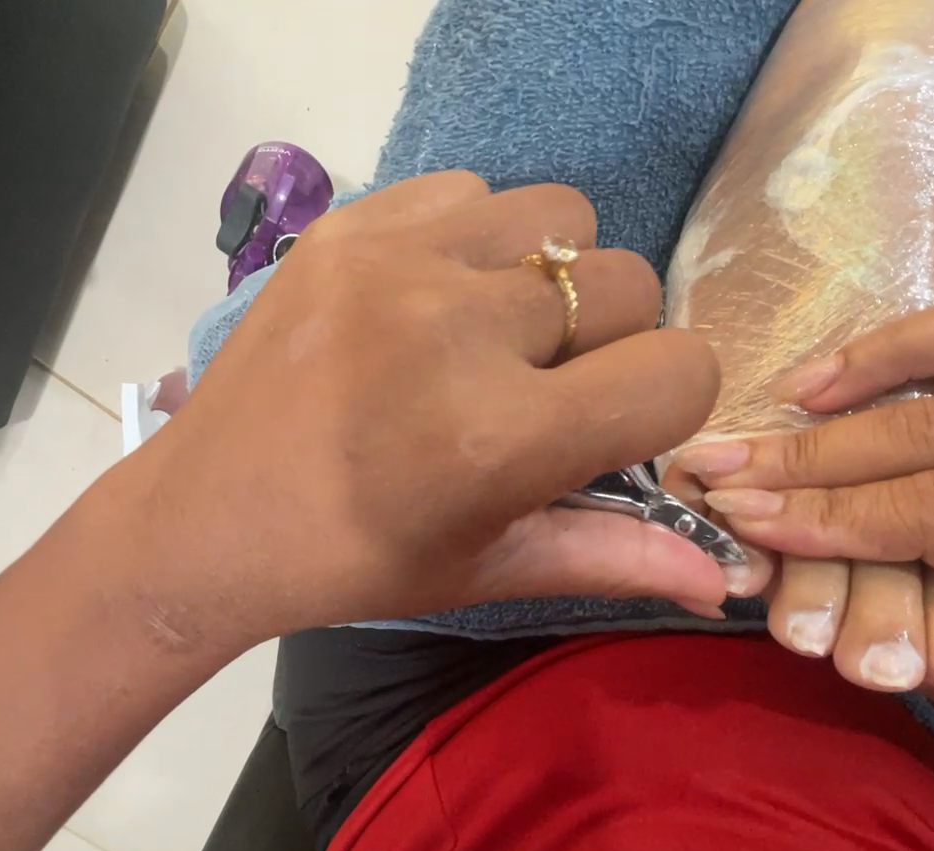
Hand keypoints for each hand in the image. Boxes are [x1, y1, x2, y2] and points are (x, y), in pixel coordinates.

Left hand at [91, 172, 729, 648]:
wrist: (208, 520)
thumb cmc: (355, 561)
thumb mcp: (485, 569)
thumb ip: (612, 557)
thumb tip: (724, 576)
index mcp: (502, 438)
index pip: (682, 374)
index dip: (661, 407)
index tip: (605, 429)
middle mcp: (461, 330)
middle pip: (631, 287)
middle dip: (606, 347)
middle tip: (532, 393)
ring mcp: (400, 261)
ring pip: (564, 219)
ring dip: (550, 281)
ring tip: (486, 337)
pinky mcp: (349, 223)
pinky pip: (474, 192)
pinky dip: (477, 242)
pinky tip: (428, 302)